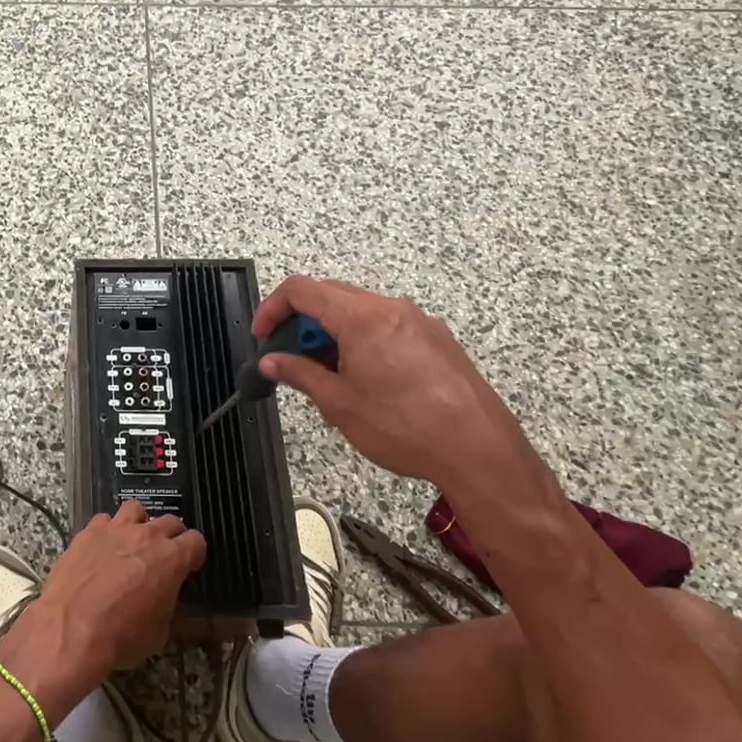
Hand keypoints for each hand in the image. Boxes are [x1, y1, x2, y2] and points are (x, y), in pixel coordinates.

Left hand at [36, 502, 205, 669]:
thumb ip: (168, 605)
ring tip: (133, 542)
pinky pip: (104, 520)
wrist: (72, 629)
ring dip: (139, 523)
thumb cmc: (122, 636)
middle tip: (164, 555)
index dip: (195, 553)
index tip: (190, 565)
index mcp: (171, 559)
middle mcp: (146, 535)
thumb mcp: (160, 632)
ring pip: (135, 509)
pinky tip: (102, 548)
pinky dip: (108, 531)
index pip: (196, 541)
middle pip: (169, 521)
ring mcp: (114, 529)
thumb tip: (165, 598)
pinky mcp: (87, 531)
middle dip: (172, 536)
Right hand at [252, 275, 532, 487]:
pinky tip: (364, 378)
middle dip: (302, 321)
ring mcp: (419, 322)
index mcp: (362, 317)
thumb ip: (299, 374)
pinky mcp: (438, 340)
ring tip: (327, 374)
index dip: (272, 308)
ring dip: (333, 331)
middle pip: (331, 294)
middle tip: (289, 357)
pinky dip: (363, 339)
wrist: (479, 451)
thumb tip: (271, 362)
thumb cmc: (406, 427)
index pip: (302, 290)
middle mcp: (392, 309)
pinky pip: (388, 325)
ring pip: (361, 310)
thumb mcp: (339, 403)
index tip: (263, 336)